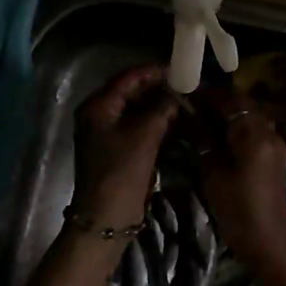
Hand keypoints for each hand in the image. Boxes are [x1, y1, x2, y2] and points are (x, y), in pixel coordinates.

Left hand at [72, 64, 179, 230]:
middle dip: (159, 89)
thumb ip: (162, 107)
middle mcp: (99, 115)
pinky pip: (139, 128)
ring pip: (137, 111)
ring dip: (160, 107)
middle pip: (132, 93)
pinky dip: (157, 124)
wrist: (107, 216)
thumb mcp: (145, 134)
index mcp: (98, 106)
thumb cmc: (122, 170)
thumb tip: (176, 92)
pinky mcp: (119, 150)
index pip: (128, 77)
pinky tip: (178, 123)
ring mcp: (108, 134)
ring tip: (187, 102)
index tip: (181, 69)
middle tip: (187, 86)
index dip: (154, 71)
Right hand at [199, 92, 285, 263]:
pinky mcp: (276, 154)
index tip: (187, 97)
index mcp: (255, 134)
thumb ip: (202, 139)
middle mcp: (270, 132)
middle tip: (193, 108)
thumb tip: (189, 114)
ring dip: (229, 115)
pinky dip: (239, 127)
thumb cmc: (237, 209)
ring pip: (251, 116)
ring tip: (204, 121)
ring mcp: (276, 143)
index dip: (208, 96)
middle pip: (244, 105)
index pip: (231, 101)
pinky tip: (220, 137)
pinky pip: (256, 130)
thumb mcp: (213, 174)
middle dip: (219, 103)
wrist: (269, 240)